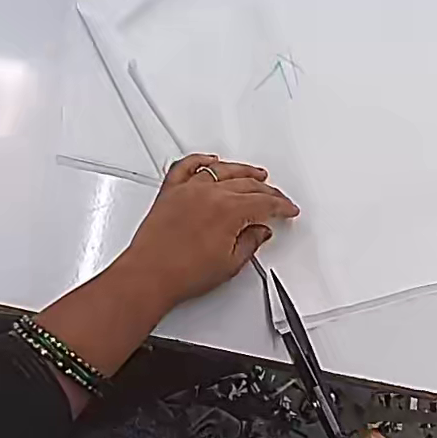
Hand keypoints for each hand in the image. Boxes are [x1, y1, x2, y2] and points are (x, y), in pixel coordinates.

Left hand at [113, 154, 299, 308]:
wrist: (149, 276)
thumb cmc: (182, 273)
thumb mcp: (230, 263)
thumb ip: (251, 242)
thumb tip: (260, 231)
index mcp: (229, 210)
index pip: (265, 201)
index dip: (281, 206)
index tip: (288, 209)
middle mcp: (209, 193)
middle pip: (247, 184)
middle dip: (267, 190)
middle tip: (277, 199)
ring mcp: (188, 190)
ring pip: (222, 170)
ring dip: (243, 170)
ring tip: (255, 173)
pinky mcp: (170, 192)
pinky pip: (187, 167)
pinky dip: (201, 161)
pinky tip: (211, 162)